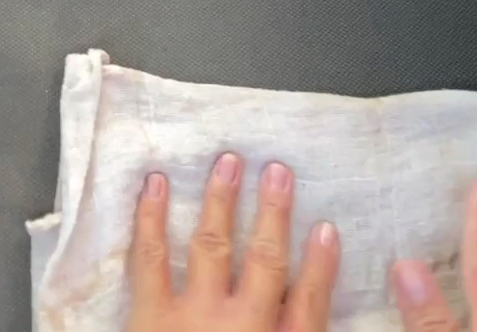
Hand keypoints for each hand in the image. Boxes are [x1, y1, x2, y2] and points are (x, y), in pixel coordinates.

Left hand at [126, 153, 340, 331]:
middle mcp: (241, 330)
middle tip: (277, 168)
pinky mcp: (149, 316)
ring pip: (212, 246)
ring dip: (221, 201)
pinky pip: (150, 257)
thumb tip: (305, 320)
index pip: (308, 309)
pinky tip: (152, 182)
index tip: (327, 229)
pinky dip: (149, 217)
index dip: (320, 268)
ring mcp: (193, 318)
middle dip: (272, 215)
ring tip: (228, 161)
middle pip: (264, 263)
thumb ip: (293, 327)